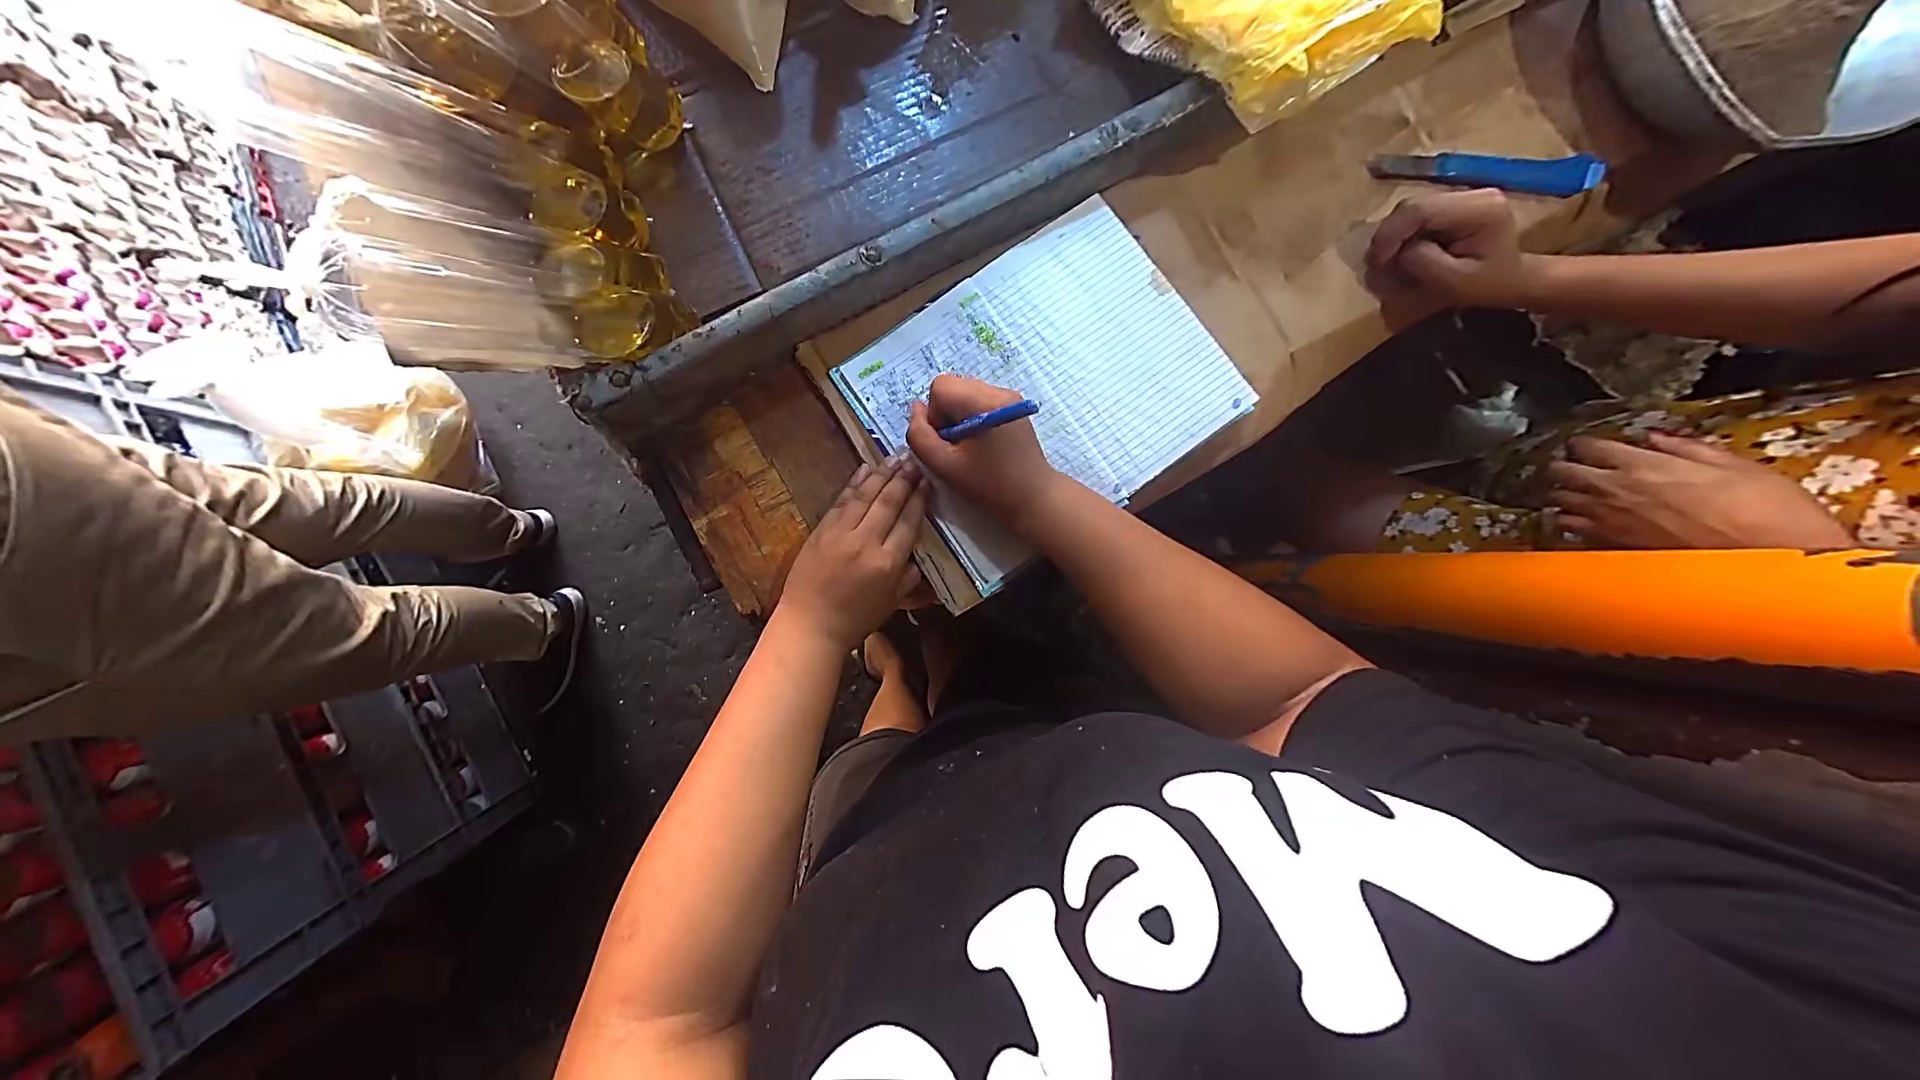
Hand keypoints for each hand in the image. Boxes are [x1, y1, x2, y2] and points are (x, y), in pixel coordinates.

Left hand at [777, 458, 927, 648]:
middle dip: (904, 480)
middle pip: (889, 503)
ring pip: (865, 496)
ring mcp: (841, 533)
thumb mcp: (892, 602)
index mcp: (888, 563)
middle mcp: (866, 542)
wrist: (810, 625)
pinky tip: (865, 468)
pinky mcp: (821, 530)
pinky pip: (841, 501)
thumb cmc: (855, 619)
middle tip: (914, 462)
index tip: (927, 482)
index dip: (919, 500)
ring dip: (882, 474)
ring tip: (895, 458)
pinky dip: (854, 483)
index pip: (909, 522)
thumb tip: (917, 553)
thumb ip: (908, 576)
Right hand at [906, 374, 1061, 528]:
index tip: (947, 442)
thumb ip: (920, 436)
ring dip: (959, 416)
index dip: (935, 414)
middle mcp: (998, 391)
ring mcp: (1009, 396)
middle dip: (947, 414)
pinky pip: (981, 400)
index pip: (940, 387)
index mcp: (982, 401)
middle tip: (958, 446)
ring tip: (972, 446)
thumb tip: (916, 408)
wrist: (1033, 497)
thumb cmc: (988, 485)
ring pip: (965, 393)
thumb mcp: (944, 466)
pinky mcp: (1015, 406)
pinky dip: (974, 417)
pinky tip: (984, 443)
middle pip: (953, 387)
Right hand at [1364, 188, 1535, 324]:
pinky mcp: (1450, 203)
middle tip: (1378, 266)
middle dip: (1387, 236)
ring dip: (1391, 236)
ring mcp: (1461, 195)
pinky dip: (1399, 235)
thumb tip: (1400, 250)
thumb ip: (1425, 262)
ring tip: (1388, 262)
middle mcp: (1472, 193)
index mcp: (1481, 208)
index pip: (1421, 210)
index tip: (1377, 264)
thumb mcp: (1454, 281)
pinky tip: (1400, 253)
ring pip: (1408, 209)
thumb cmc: (1485, 285)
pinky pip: (1412, 214)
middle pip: (1412, 205)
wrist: (1508, 279)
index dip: (1391, 234)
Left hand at [1547, 433, 1854, 548]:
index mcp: (1641, 464)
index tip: (1581, 445)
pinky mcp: (1608, 542)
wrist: (1771, 555)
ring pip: (1559, 499)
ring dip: (1563, 493)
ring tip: (1574, 492)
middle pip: (1561, 471)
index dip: (1580, 444)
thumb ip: (1685, 448)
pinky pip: (1569, 527)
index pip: (1588, 446)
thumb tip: (1655, 437)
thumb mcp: (1733, 465)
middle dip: (1563, 466)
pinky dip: (1568, 520)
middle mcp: (1613, 489)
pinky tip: (1581, 519)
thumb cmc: (1764, 507)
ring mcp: (1606, 517)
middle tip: (1572, 466)